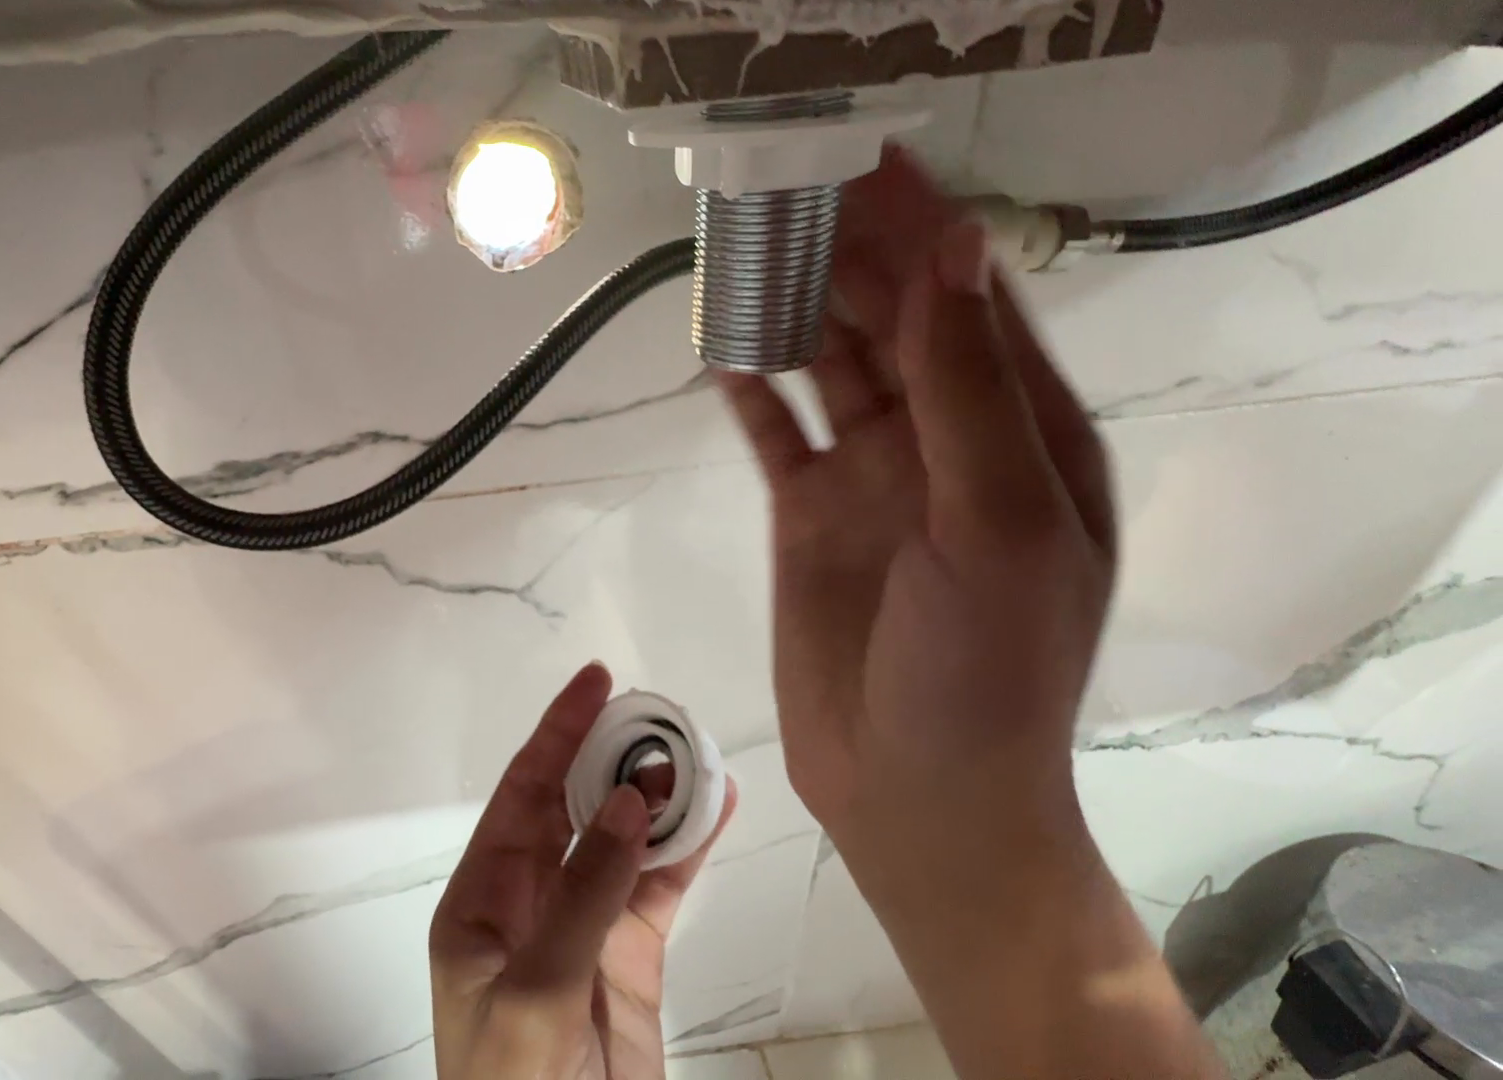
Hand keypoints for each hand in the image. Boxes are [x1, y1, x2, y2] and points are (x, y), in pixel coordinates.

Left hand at [428, 662, 736, 1079]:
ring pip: (623, 840)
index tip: (595, 682)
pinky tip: (718, 808)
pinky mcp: (630, 954)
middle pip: (575, 806)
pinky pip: (661, 885)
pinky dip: (688, 846)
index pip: (521, 794)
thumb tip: (628, 799)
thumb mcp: (535, 991)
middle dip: (613, 756)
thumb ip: (583, 893)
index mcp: (484, 899)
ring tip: (699, 753)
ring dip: (659, 797)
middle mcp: (531, 898)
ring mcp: (585, 923)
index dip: (556, 732)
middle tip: (662, 715)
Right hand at [717, 147, 1114, 871]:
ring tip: (743, 250)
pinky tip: (721, 352)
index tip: (866, 162)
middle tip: (783, 190)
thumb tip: (953, 250)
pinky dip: (753, 390)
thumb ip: (969, 390)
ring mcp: (873, 476)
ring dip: (794, 310)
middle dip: (848, 257)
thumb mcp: (999, 522)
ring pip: (830, 366)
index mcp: (1020, 433)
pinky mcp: (809, 514)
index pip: (970, 303)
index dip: (925, 231)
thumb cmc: (982, 667)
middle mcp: (946, 441)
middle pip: (893, 322)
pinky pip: (777, 431)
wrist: (913, 785)